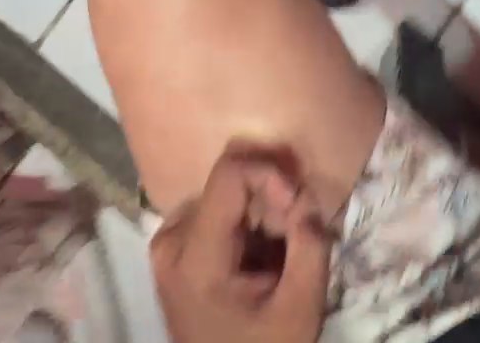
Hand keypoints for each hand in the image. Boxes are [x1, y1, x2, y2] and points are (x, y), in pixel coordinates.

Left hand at [150, 145, 331, 342]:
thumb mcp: (301, 307)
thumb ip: (311, 242)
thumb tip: (304, 193)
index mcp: (193, 258)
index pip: (230, 173)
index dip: (272, 175)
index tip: (298, 207)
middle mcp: (171, 241)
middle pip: (231, 184)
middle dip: (273, 201)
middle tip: (295, 237)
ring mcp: (168, 245)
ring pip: (228, 195)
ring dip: (263, 213)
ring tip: (280, 254)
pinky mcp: (175, 250)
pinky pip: (219, 211)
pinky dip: (249, 224)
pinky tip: (262, 258)